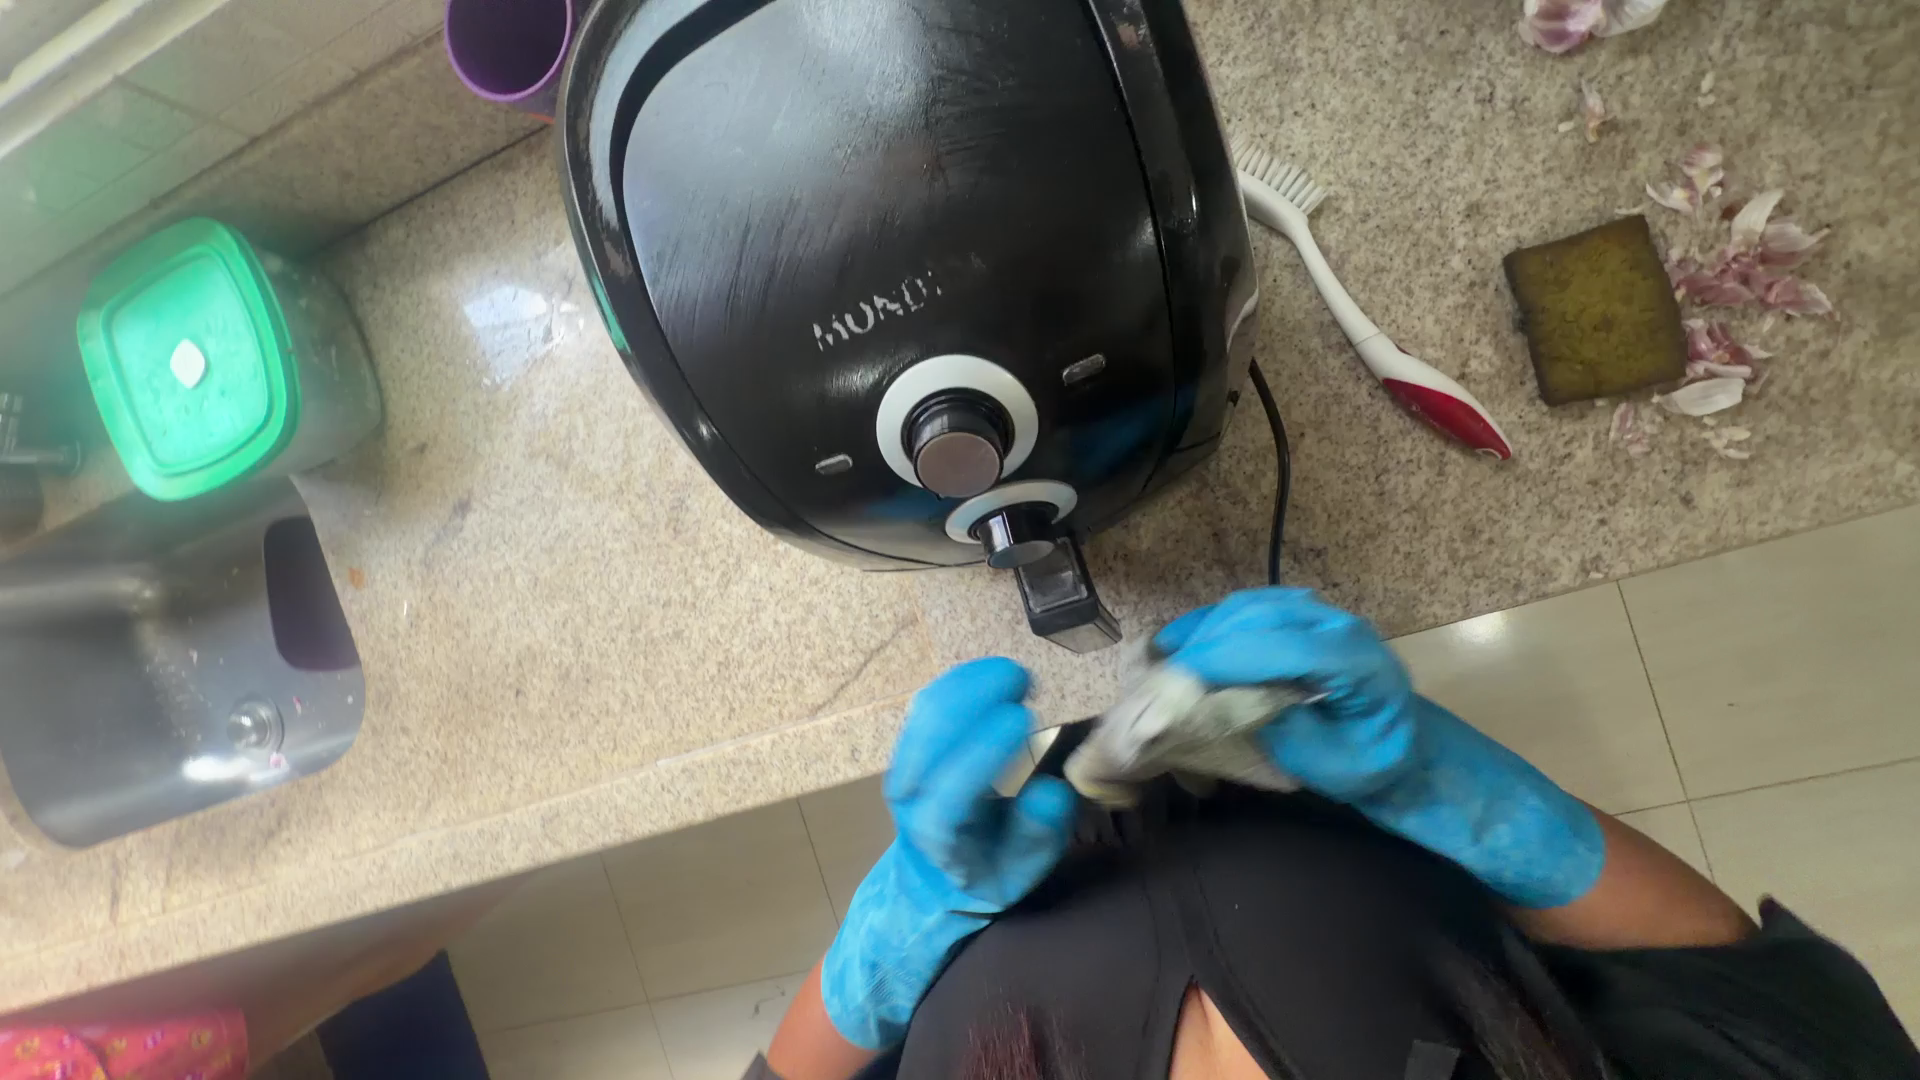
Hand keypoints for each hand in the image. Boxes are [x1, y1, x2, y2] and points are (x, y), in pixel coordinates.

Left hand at [820, 658, 1076, 1048]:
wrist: (932, 874)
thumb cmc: (986, 868)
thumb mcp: (1022, 870)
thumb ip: (1037, 832)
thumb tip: (1052, 789)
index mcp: (938, 835)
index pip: (953, 789)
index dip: (985, 750)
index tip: (1024, 715)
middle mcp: (910, 796)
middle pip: (929, 736)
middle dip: (973, 696)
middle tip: (1023, 678)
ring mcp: (904, 764)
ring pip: (925, 713)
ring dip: (967, 683)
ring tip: (1012, 674)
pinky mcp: (908, 743)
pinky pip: (927, 705)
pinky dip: (959, 682)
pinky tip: (989, 673)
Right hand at [1155, 587, 1420, 801]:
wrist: (1399, 745)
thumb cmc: (1367, 764)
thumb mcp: (1329, 766)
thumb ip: (1282, 728)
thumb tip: (1223, 700)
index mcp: (1359, 664)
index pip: (1284, 646)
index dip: (1228, 658)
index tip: (1181, 680)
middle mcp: (1340, 624)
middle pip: (1259, 616)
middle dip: (1208, 644)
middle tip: (1168, 677)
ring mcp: (1320, 613)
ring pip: (1248, 605)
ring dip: (1206, 632)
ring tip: (1173, 665)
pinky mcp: (1299, 613)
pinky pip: (1247, 606)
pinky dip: (1211, 622)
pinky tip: (1180, 640)